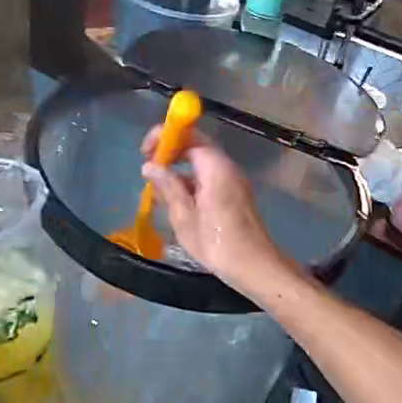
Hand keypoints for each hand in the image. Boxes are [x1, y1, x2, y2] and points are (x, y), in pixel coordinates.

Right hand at [139, 128, 294, 296]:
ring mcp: (234, 181)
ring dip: (180, 170)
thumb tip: (150, 166)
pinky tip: (177, 202)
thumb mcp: (185, 217)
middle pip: (196, 147)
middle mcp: (228, 168)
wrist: (255, 266)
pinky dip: (192, 183)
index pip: (189, 136)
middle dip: (171, 153)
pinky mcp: (236, 195)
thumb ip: (168, 187)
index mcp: (216, 168)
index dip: (165, 137)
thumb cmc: (217, 244)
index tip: (145, 152)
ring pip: (203, 164)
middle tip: (149, 170)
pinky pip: (210, 178)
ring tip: (159, 190)